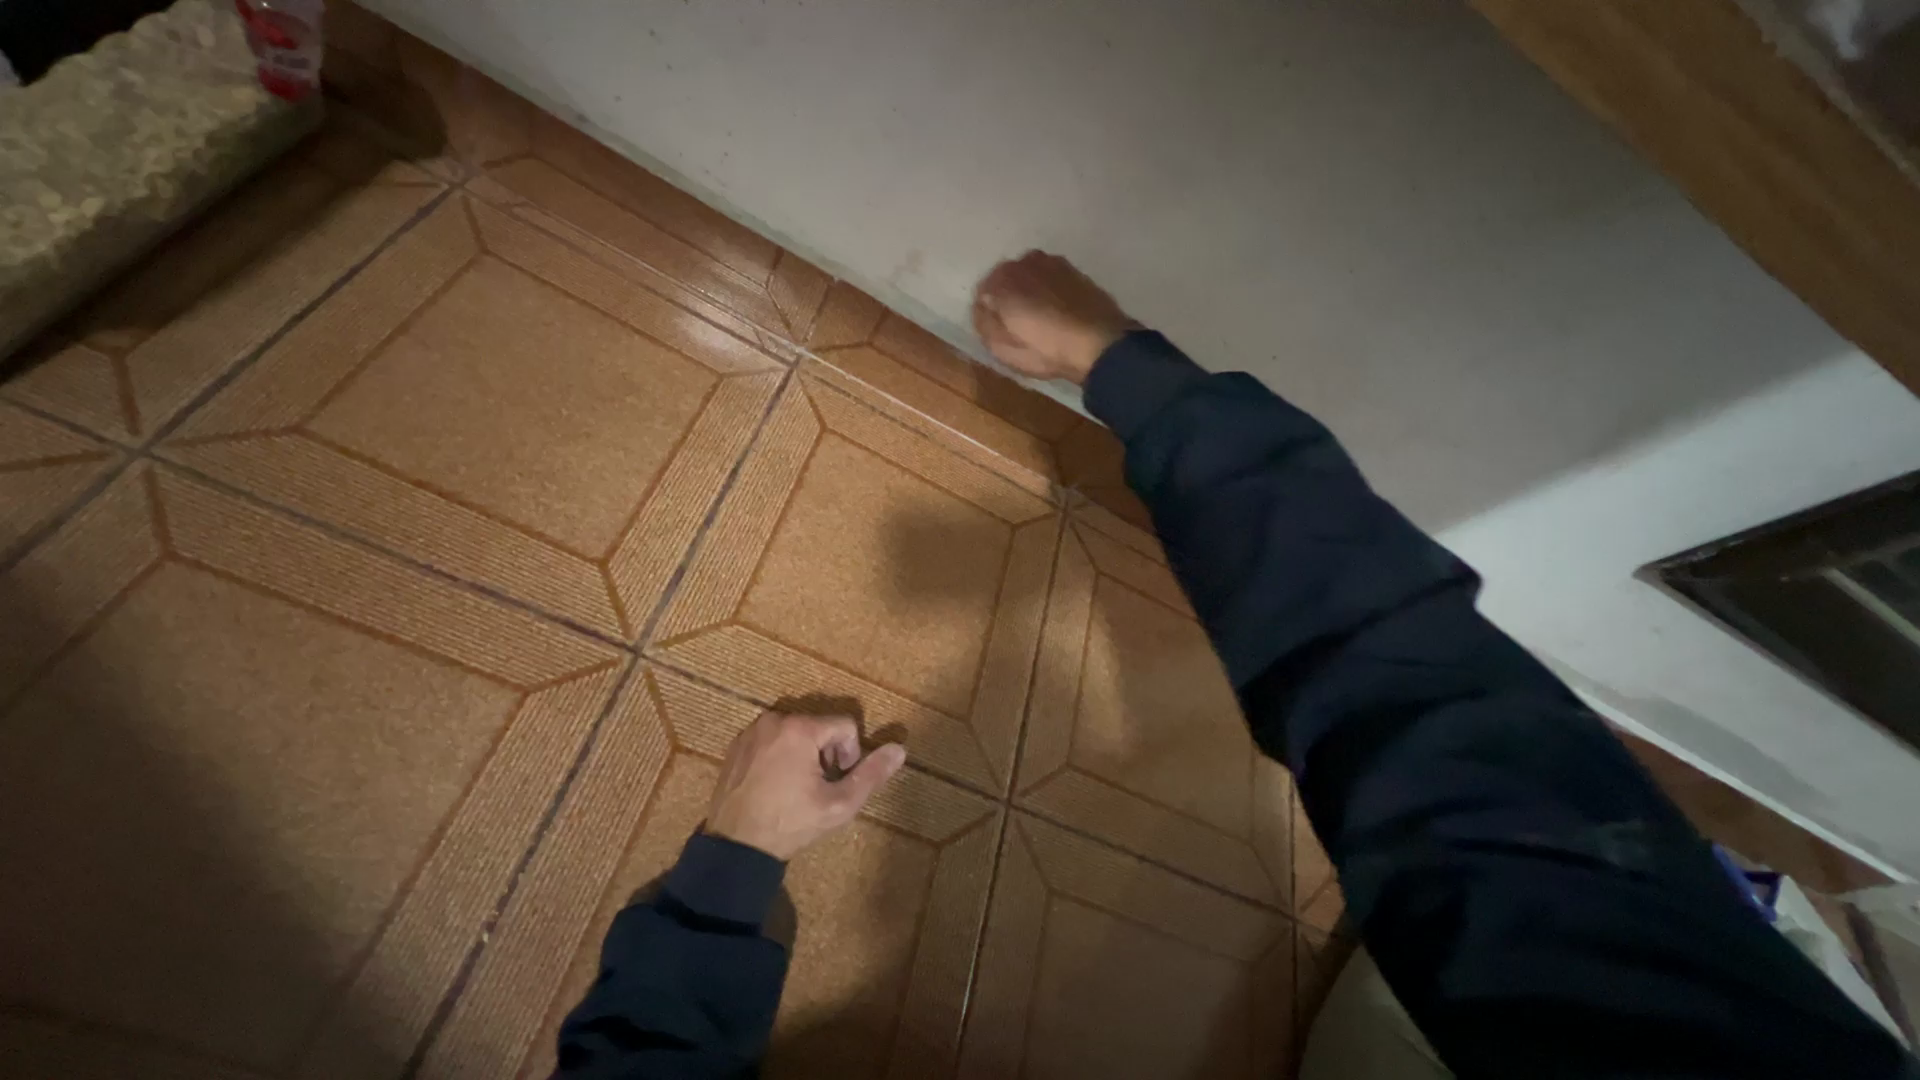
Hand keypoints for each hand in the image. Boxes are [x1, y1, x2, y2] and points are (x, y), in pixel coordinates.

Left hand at [704, 711, 906, 860]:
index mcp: (800, 729)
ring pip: (796, 731)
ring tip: (796, 787)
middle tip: (818, 787)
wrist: (735, 846)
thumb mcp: (839, 804)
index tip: (838, 781)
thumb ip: (871, 774)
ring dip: (804, 753)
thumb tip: (900, 749)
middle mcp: (775, 719)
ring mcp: (752, 730)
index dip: (851, 753)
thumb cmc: (790, 823)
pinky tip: (775, 784)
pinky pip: (772, 738)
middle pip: (819, 726)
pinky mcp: (737, 744)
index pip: (845, 726)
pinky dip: (780, 754)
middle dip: (826, 753)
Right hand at [972, 250, 1135, 384]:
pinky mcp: (1075, 270)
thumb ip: (983, 322)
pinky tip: (1059, 312)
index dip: (989, 315)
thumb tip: (981, 307)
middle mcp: (1023, 261)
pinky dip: (1050, 292)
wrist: (1100, 343)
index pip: (983, 294)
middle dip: (1009, 299)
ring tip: (1041, 320)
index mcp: (1000, 279)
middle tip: (1020, 327)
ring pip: (1030, 278)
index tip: (1000, 332)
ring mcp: (1052, 262)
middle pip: (1007, 281)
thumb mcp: (1001, 348)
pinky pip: (1051, 280)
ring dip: (1030, 293)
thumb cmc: (1045, 349)